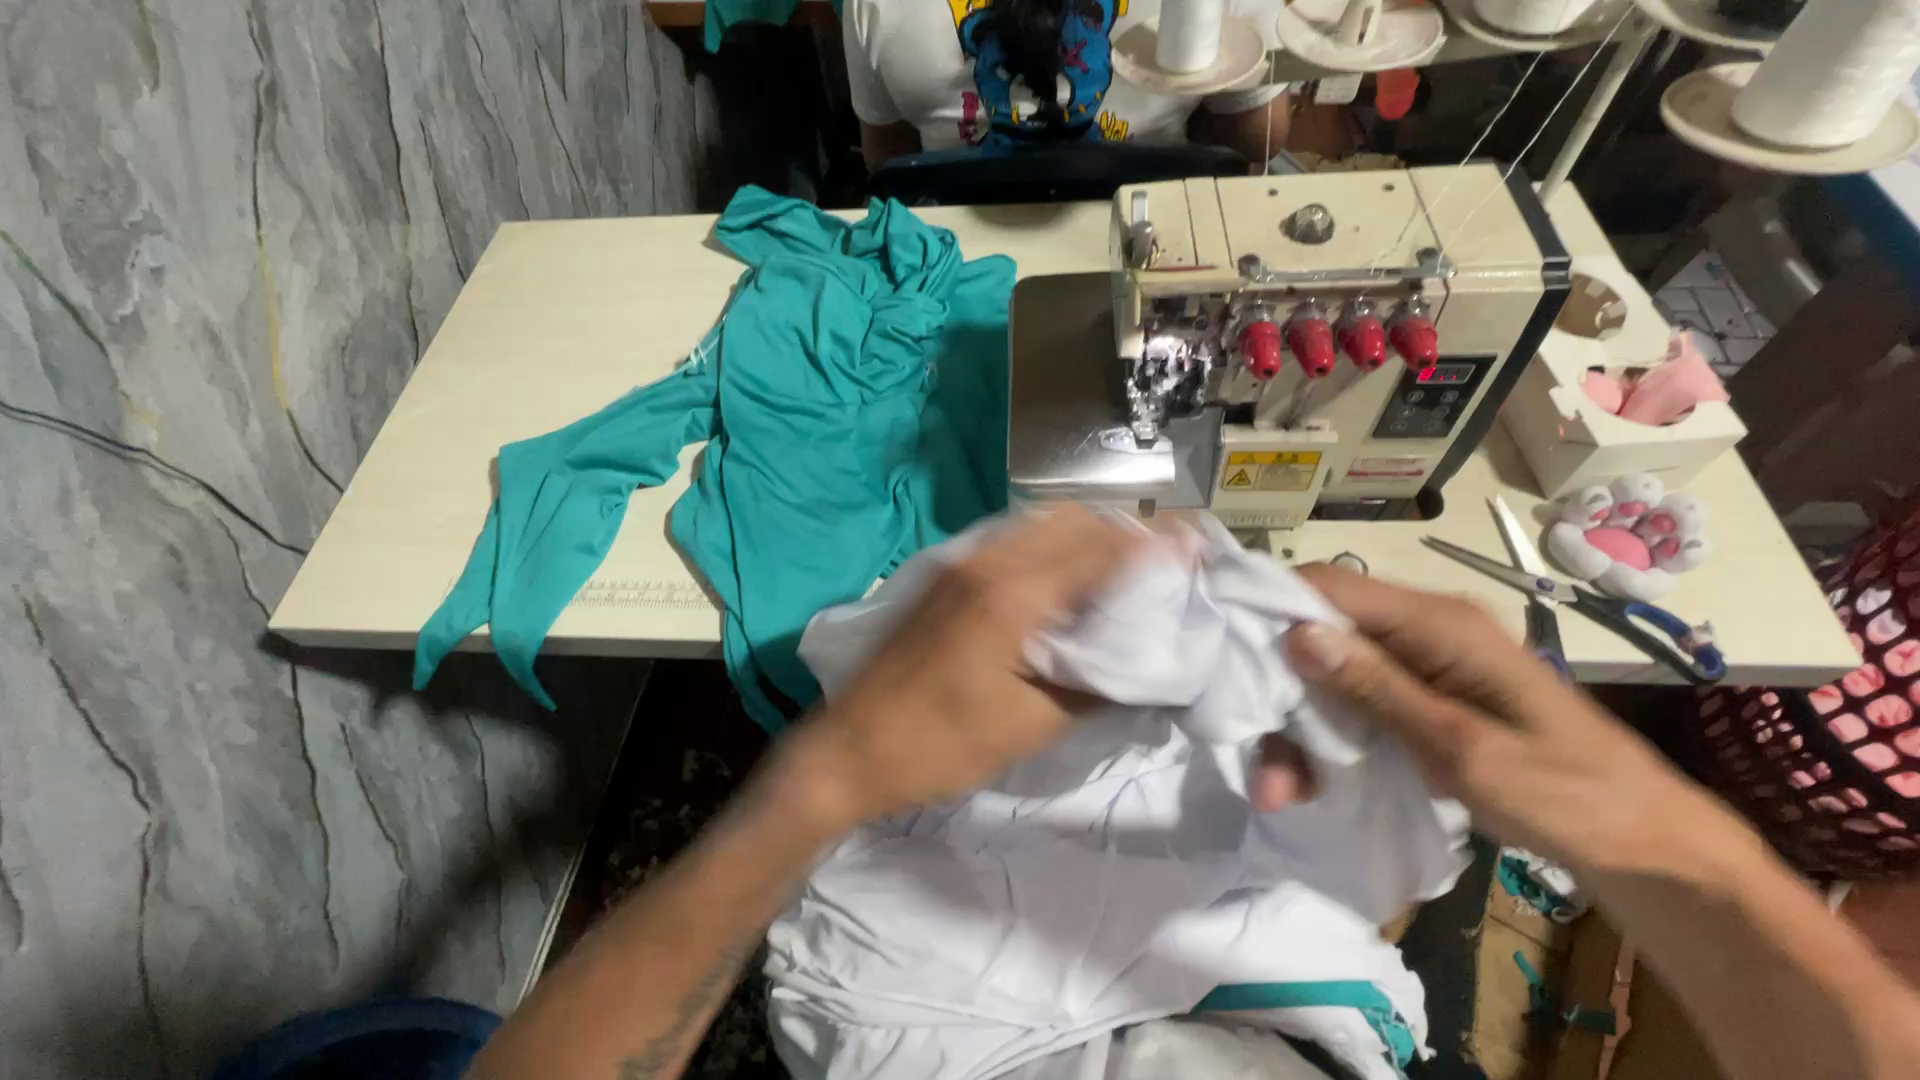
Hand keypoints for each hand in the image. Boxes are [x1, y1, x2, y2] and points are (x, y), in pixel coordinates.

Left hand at [781, 506, 1141, 829]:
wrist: (850, 748)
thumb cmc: (941, 746)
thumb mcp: (1031, 726)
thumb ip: (1098, 686)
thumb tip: (1150, 665)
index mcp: (1014, 595)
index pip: (1102, 550)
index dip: (1155, 546)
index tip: (1195, 549)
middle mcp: (988, 561)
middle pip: (1073, 521)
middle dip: (1124, 535)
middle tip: (1158, 569)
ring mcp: (961, 563)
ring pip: (1040, 524)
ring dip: (1086, 537)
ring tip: (1120, 574)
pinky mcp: (945, 575)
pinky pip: (1012, 540)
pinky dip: (1051, 547)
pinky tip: (1064, 583)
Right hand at [1275, 564, 1756, 876]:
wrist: (1640, 840)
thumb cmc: (1563, 791)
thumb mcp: (1462, 747)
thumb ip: (1378, 688)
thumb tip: (1297, 633)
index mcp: (1439, 623)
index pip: (1332, 586)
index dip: (1272, 605)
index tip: (1223, 651)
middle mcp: (1424, 628)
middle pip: (1323, 631)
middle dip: (1279, 686)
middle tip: (1256, 753)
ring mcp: (1423, 660)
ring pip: (1331, 671)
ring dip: (1298, 723)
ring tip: (1280, 787)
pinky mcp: (1422, 691)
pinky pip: (1354, 697)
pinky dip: (1326, 734)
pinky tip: (1308, 781)